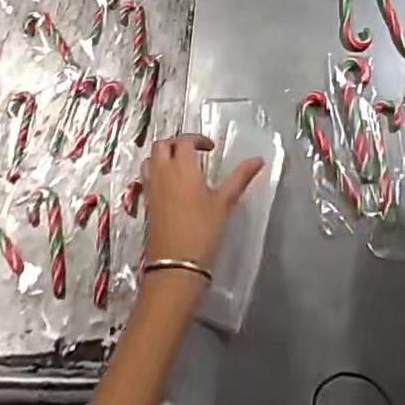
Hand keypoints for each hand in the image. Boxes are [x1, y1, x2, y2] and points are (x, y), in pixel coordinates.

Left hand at [142, 134, 264, 267]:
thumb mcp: (224, 202)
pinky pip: (146, 175)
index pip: (185, 140)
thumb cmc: (202, 230)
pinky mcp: (147, 202)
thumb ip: (240, 177)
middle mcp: (162, 172)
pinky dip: (155, 170)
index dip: (198, 139)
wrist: (175, 265)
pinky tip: (170, 184)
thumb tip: (259, 159)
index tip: (210, 148)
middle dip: (177, 142)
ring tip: (180, 164)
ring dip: (163, 154)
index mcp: (182, 167)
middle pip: (162, 144)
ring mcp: (151, 187)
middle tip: (194, 152)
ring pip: (150, 158)